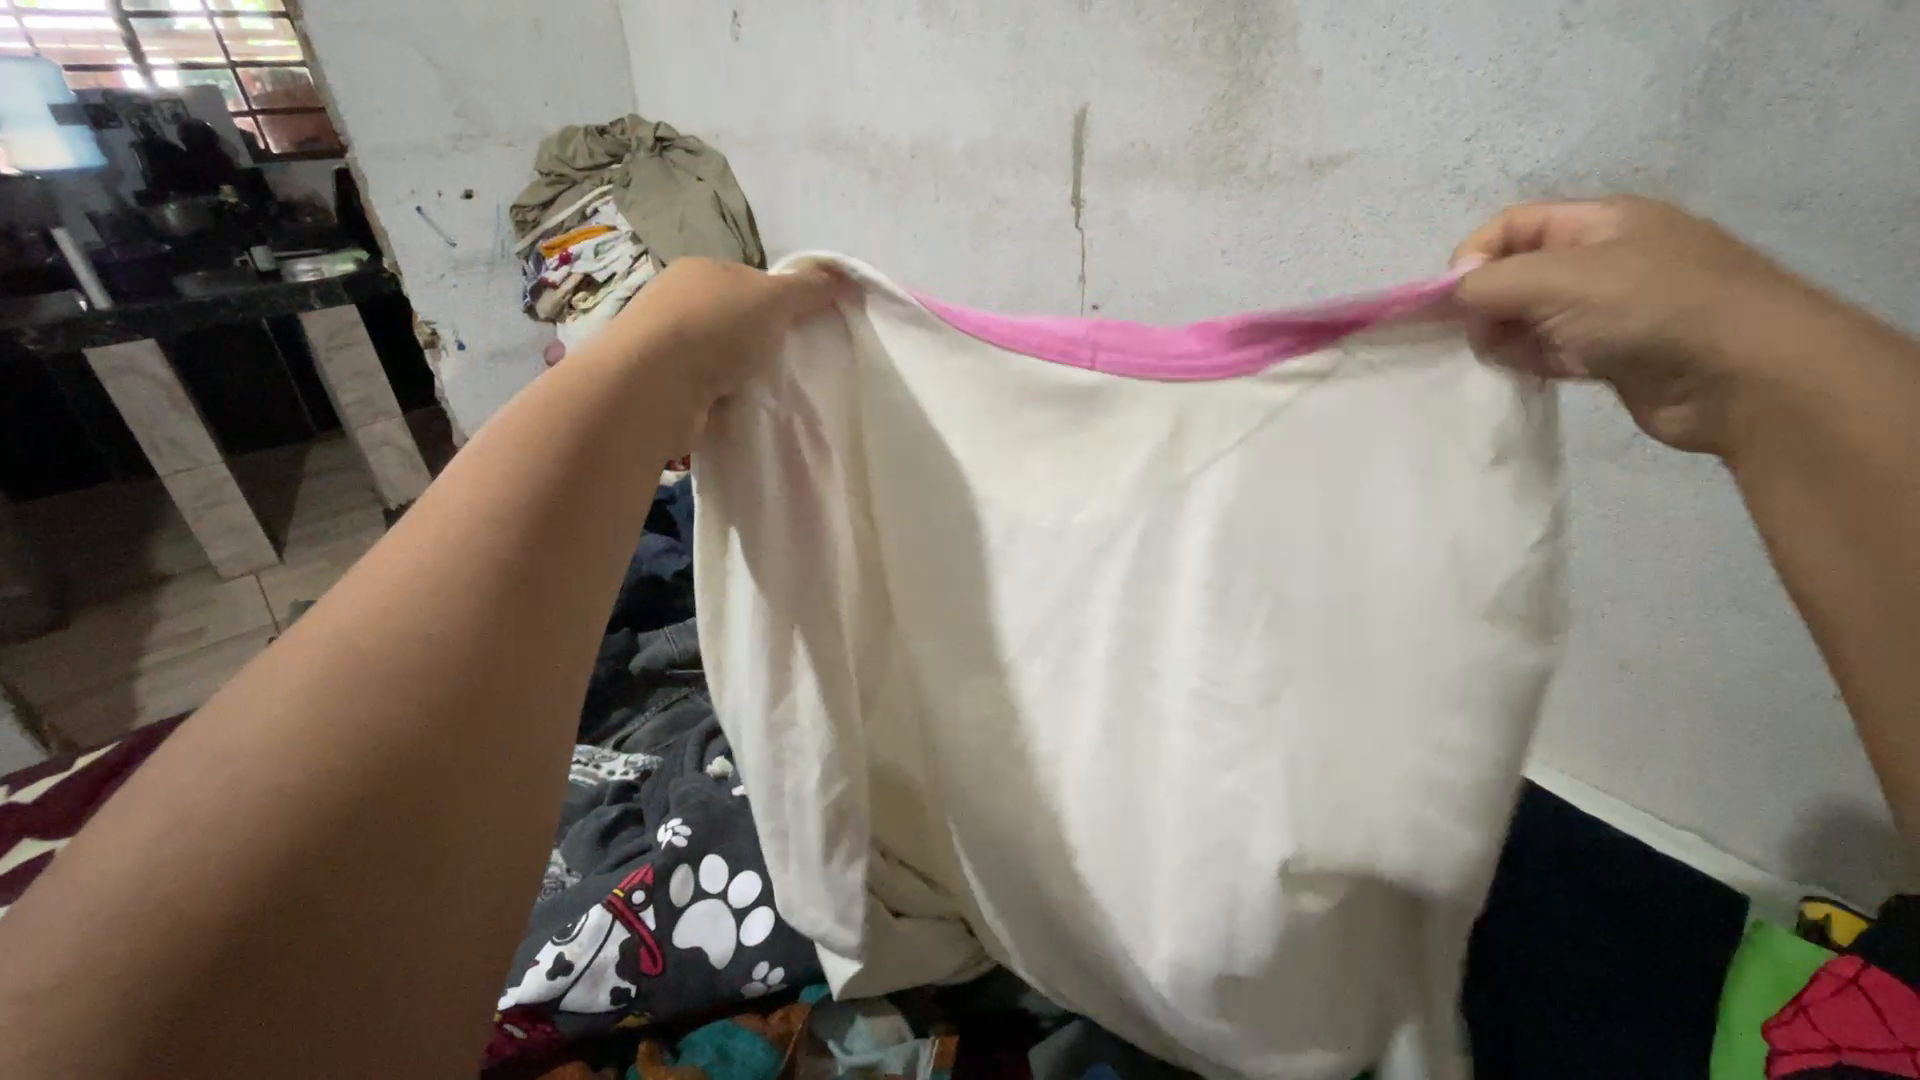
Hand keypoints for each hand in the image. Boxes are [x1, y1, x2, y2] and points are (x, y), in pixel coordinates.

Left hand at [601, 256, 844, 412]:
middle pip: (731, 320)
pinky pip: (700, 389)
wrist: (654, 385)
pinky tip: (732, 410)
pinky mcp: (657, 386)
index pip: (747, 281)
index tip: (796, 329)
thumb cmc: (716, 328)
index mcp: (699, 270)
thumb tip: (839, 275)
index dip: (775, 303)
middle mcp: (674, 302)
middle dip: (756, 341)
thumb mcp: (774, 298)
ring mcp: (661, 345)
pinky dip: (717, 399)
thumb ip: (807, 287)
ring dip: (735, 374)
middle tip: (783, 363)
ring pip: (715, 357)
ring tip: (761, 391)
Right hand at [1451, 197, 1840, 454]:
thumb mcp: (1561, 279)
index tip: (1453, 299)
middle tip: (1479, 334)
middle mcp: (1604, 258)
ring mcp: (1609, 308)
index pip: (1512, 225)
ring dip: (1505, 336)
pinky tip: (1529, 371)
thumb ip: (1492, 281)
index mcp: (1601, 222)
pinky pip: (1549, 350)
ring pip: (1528, 316)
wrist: (1744, 376)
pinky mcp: (1610, 353)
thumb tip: (1451, 293)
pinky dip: (1530, 359)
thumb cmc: (1653, 308)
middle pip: (1516, 272)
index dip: (1473, 256)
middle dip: (1486, 302)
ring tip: (1507, 357)